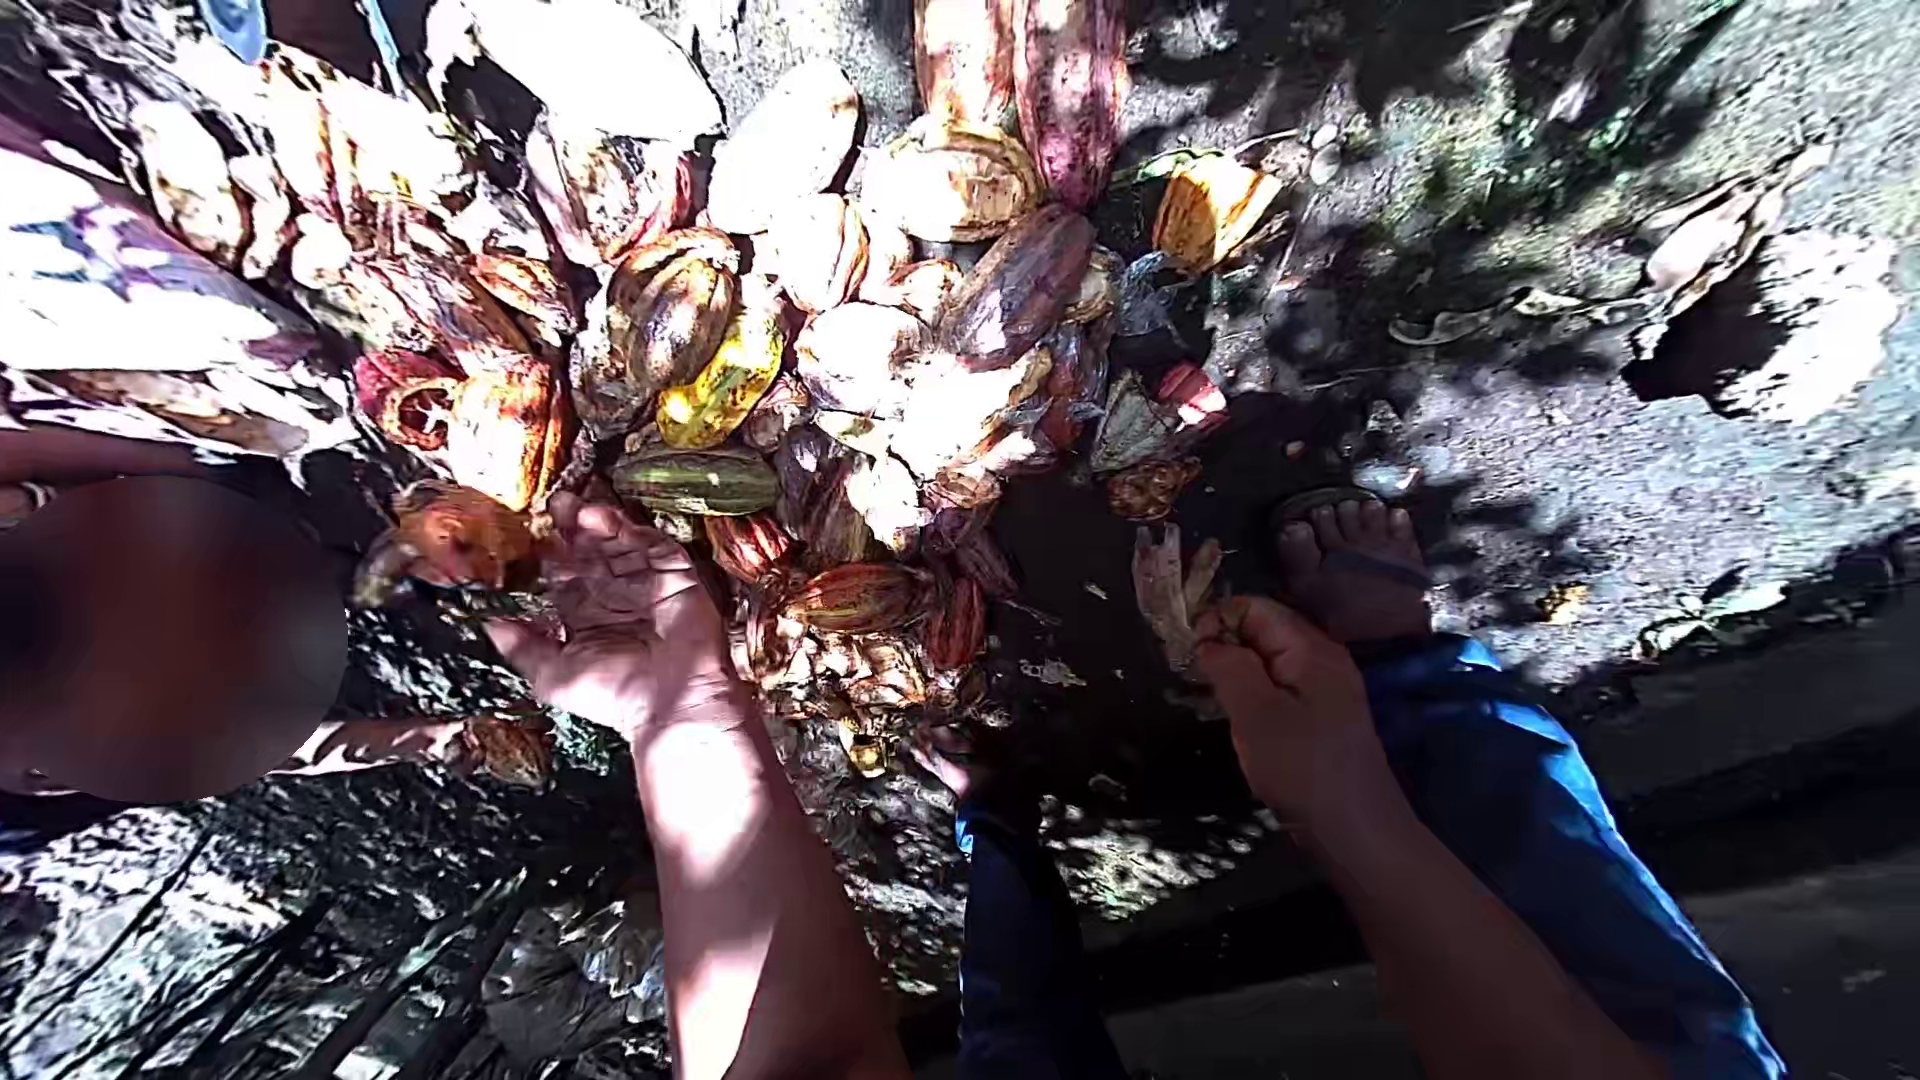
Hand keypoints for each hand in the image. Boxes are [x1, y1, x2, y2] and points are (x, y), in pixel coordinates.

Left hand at [485, 494, 739, 739]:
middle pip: (593, 553)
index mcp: (590, 617)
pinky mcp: (679, 578)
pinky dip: (632, 531)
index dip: (549, 554)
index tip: (526, 531)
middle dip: (572, 530)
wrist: (672, 700)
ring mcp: (650, 585)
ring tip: (571, 504)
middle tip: (552, 503)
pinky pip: (656, 548)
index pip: (567, 576)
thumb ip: (522, 647)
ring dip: (598, 524)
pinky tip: (603, 518)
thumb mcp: (552, 675)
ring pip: (622, 545)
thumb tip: (485, 623)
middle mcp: (619, 596)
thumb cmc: (614, 695)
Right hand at [1193, 596, 1400, 829]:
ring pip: (1261, 657)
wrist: (1356, 834)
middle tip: (1195, 676)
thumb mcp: (1256, 713)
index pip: (1252, 607)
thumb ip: (1228, 665)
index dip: (1216, 621)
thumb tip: (1205, 638)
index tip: (1192, 653)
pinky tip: (1234, 713)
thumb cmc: (1302, 769)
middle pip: (1258, 628)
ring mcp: (1320, 685)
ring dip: (1231, 669)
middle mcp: (1319, 657)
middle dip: (1221, 644)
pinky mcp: (1315, 711)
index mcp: (1310, 648)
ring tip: (1209, 695)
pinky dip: (1247, 689)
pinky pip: (1272, 682)